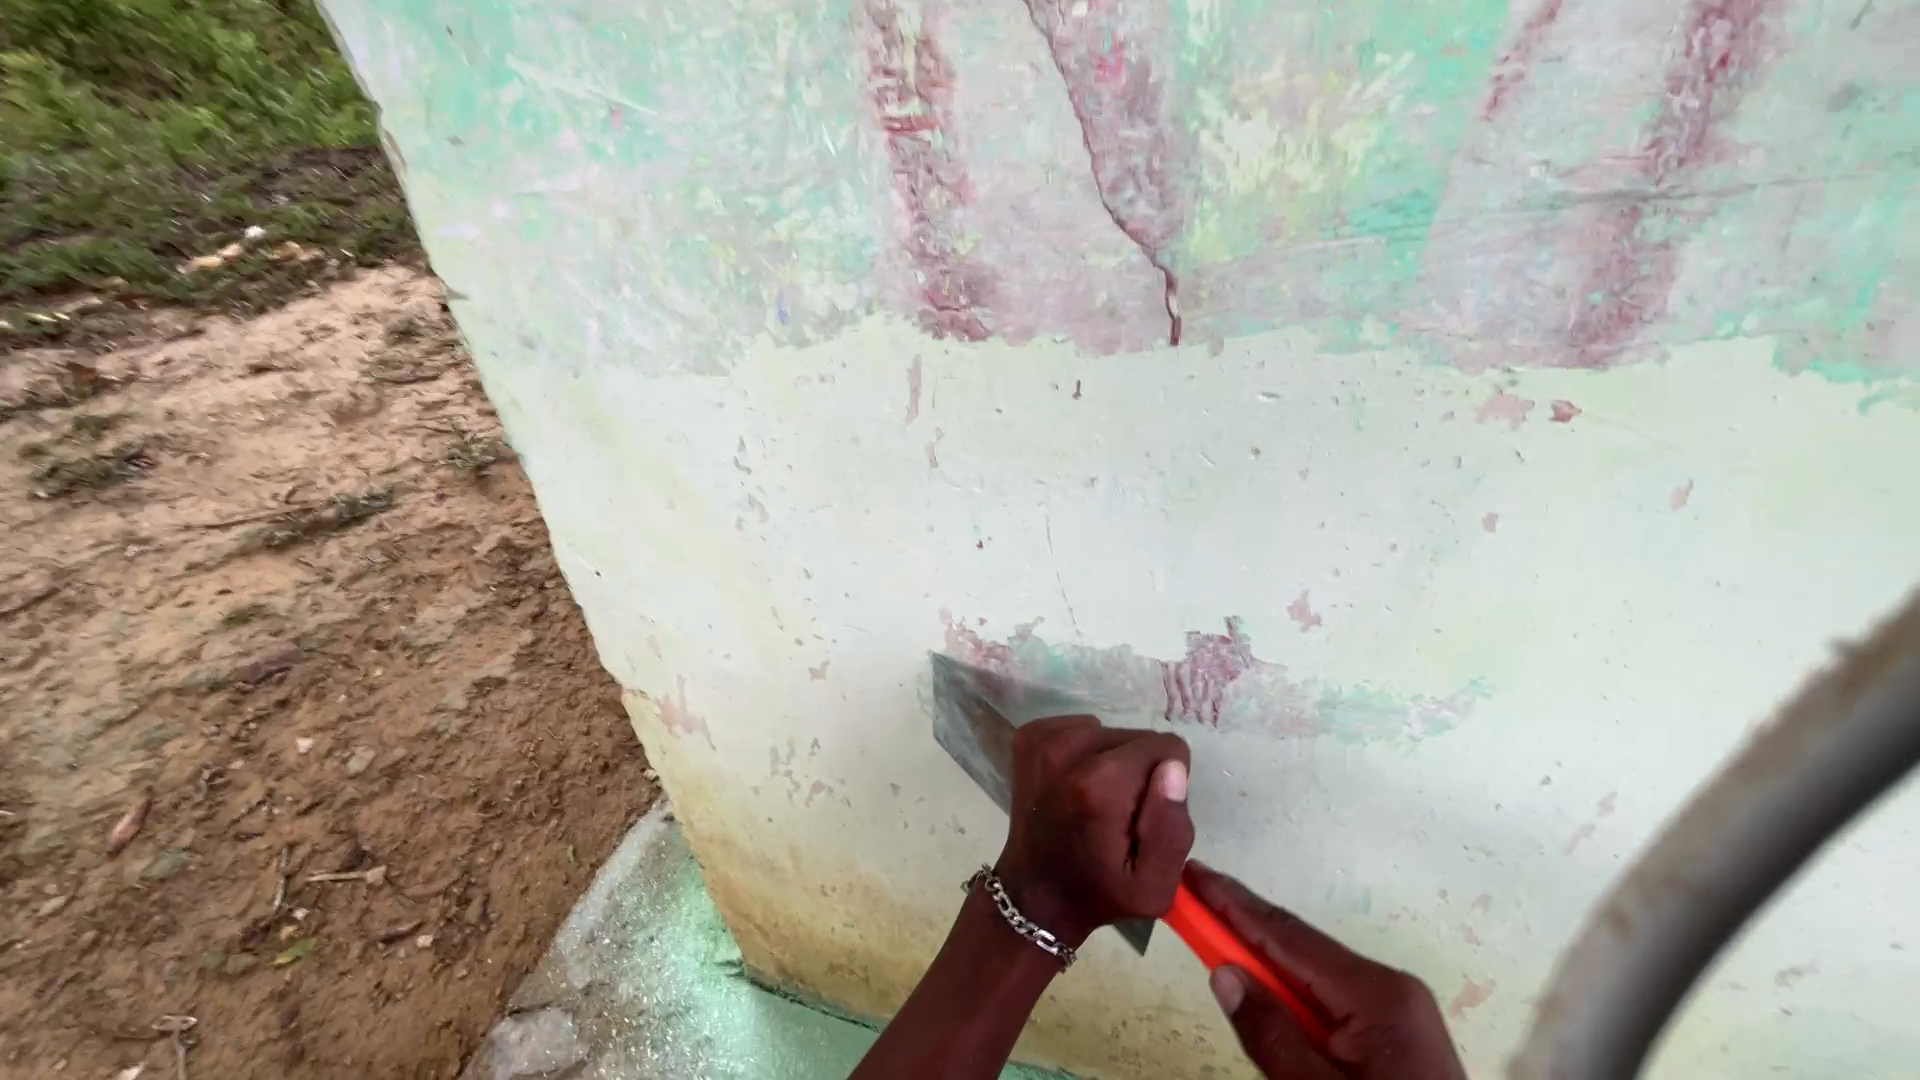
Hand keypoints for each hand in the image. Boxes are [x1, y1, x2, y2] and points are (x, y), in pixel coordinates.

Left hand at [993, 716, 1192, 946]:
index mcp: (1100, 786)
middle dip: (1139, 769)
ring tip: (1098, 799)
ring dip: (1112, 759)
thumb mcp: (1153, 886)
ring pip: (1109, 730)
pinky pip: (1079, 726)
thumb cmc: (1100, 892)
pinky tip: (1077, 779)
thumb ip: (1172, 829)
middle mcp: (1066, 752)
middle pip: (1136, 736)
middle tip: (1121, 812)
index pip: (1165, 747)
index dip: (1167, 781)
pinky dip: (1085, 748)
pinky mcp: (1028, 737)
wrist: (1036, 894)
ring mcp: (1042, 742)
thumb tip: (1173, 767)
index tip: (1146, 814)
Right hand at [1190, 864, 1465, 1079]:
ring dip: (1261, 956)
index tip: (1191, 872)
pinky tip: (1262, 983)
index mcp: (1376, 994)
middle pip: (1298, 944)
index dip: (1231, 902)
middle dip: (1241, 921)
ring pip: (1311, 970)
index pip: (1286, 934)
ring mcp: (1396, 1006)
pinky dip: (1287, 986)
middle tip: (1191, 897)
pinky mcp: (1395, 1029)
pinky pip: (1327, 993)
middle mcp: (1389, 985)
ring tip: (1214, 934)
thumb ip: (1271, 1037)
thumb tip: (1224, 974)